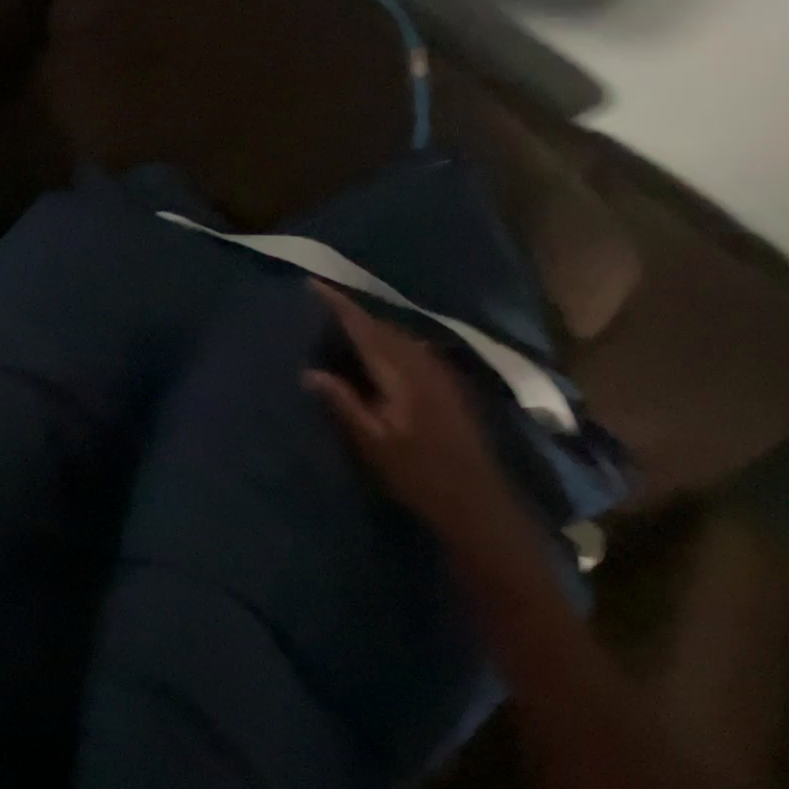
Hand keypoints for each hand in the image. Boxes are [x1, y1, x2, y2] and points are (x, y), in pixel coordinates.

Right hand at [303, 279, 515, 534]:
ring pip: (399, 338)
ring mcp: (441, 374)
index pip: (364, 327)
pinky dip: (387, 343)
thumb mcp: (371, 442)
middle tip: (319, 303)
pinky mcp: (448, 387)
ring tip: (340, 324)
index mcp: (402, 372)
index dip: (337, 305)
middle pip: (383, 327)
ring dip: (370, 327)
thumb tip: (309, 371)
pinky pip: (410, 350)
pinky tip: (375, 354)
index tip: (311, 284)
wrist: (479, 504)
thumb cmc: (419, 474)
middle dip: (352, 312)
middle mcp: (424, 363)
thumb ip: (342, 403)